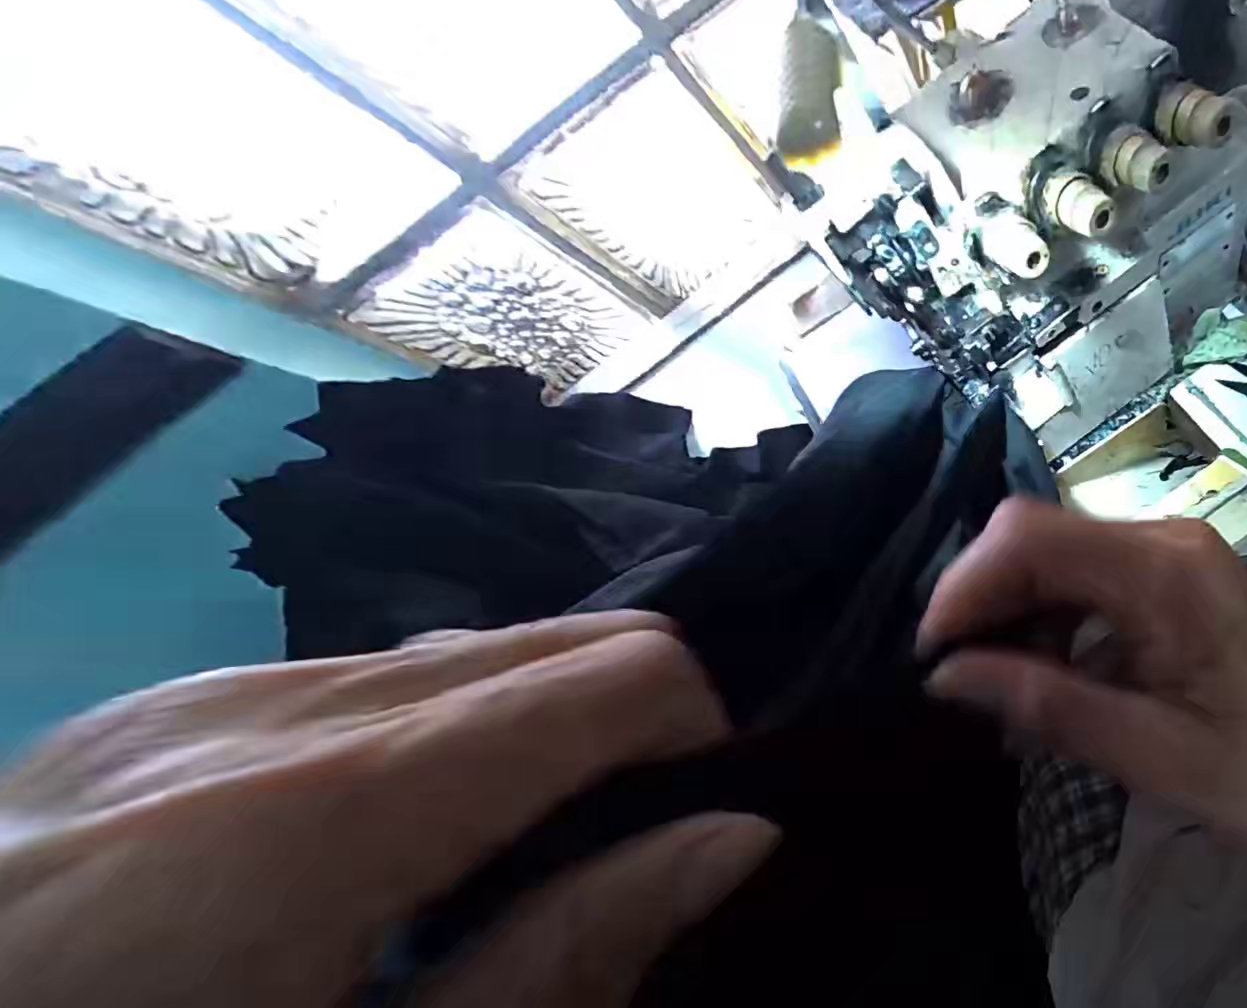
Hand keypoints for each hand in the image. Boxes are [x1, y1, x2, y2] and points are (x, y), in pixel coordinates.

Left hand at [0, 611, 778, 1007]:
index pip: (630, 668)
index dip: (698, 730)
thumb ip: (573, 958)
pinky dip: (458, 728)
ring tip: (511, 847)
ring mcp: (201, 698)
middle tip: (618, 842)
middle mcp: (279, 705)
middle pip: (575, 635)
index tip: (692, 821)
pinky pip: (397, 673)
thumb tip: (743, 836)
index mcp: (323, 807)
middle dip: (639, 720)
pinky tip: (406, 832)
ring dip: (550, 723)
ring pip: (494, 645)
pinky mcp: (157, 714)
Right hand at [920, 498, 1246, 851]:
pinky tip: (1042, 663)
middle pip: (1035, 532)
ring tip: (994, 675)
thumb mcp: (1159, 758)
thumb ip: (1049, 705)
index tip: (933, 651)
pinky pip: (1080, 569)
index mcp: (1166, 572)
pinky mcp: (1166, 566)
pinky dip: (1044, 611)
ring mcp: (1166, 545)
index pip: (1033, 539)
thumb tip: (949, 674)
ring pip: (1051, 548)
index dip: (968, 585)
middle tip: (955, 666)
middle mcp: (1161, 536)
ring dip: (1009, 605)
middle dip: (980, 593)